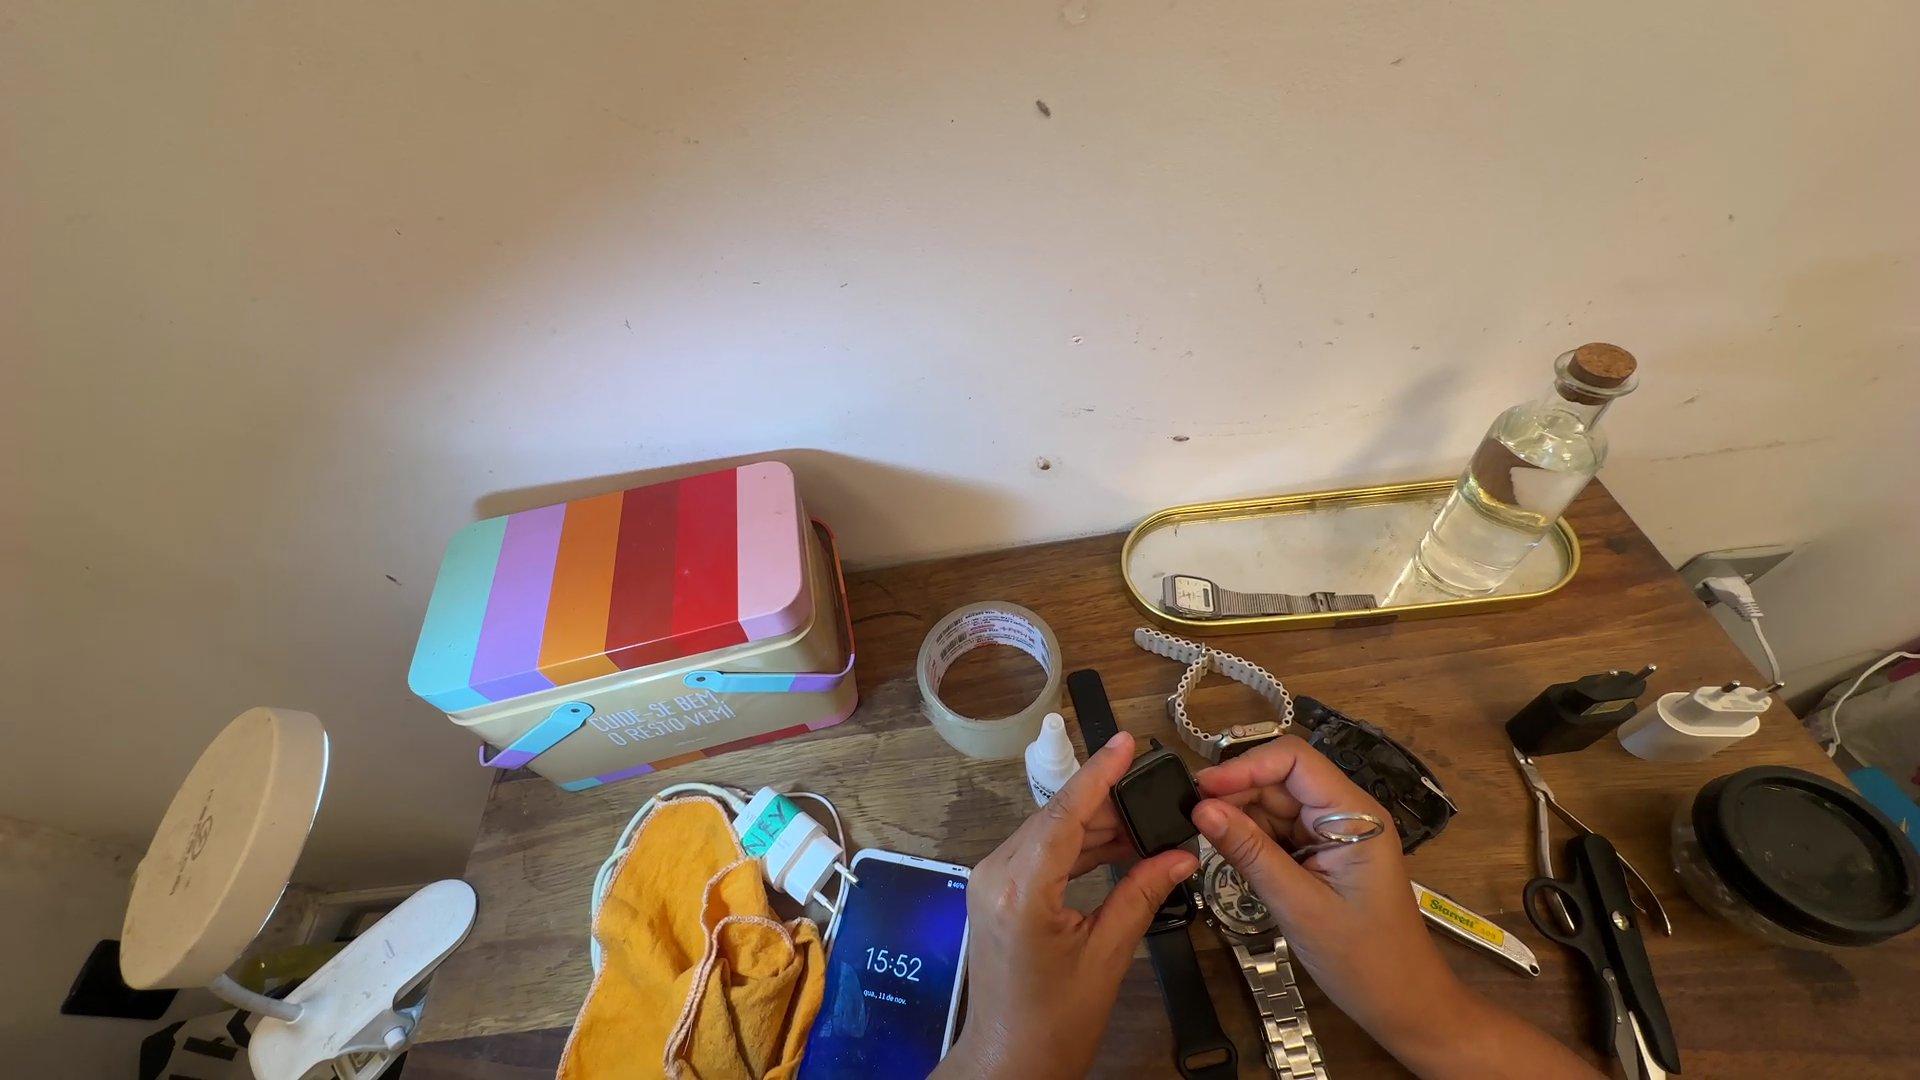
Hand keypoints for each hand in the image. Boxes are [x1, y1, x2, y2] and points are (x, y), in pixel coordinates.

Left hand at [933, 732, 1198, 1079]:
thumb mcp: (1106, 956)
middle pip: (1056, 817)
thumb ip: (1141, 894)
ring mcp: (990, 878)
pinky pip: (1038, 852)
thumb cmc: (1055, 1023)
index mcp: (1021, 887)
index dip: (1099, 773)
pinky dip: (1074, 846)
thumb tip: (1180, 856)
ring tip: (1141, 819)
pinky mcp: (995, 887)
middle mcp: (996, 871)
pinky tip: (1112, 843)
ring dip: (1092, 825)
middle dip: (1104, 801)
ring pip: (1048, 832)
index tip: (1124, 741)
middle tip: (1151, 788)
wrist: (1006, 1061)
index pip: (1064, 812)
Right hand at [1192, 735, 1450, 1039]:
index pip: (1294, 759)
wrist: (1405, 1009)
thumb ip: (1250, 853)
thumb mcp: (1299, 906)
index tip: (1204, 789)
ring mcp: (1330, 830)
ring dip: (1237, 815)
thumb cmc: (1365, 961)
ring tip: (1205, 836)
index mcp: (1353, 815)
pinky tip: (1229, 851)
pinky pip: (1273, 826)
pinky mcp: (1318, 849)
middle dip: (1235, 793)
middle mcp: (1342, 811)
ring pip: (1270, 801)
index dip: (1245, 765)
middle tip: (1193, 816)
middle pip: (1277, 777)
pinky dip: (1248, 835)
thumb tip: (1200, 809)